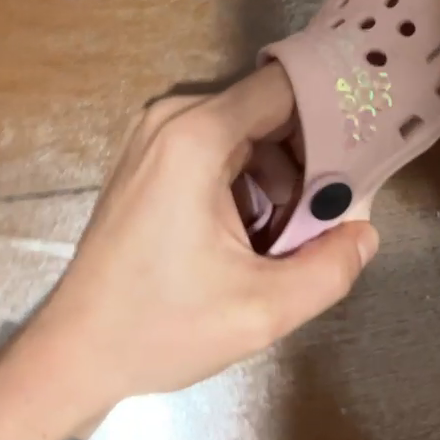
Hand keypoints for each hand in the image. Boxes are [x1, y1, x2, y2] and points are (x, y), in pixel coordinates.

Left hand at [0, 66, 378, 439]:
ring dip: (277, 172)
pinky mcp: (149, 153)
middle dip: (306, 155)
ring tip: (283, 233)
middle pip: (267, 110)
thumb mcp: (262, 310)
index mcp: (197, 135)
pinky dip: (246, 176)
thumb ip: (330, 268)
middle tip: (328, 208)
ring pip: (246, 129)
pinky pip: (218, 143)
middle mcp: (174, 116)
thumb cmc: (163, 325)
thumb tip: (366, 231)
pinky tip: (249, 230)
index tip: (366, 140)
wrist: (74, 352)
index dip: (330, 107)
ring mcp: (156, 132)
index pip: (284, 87)